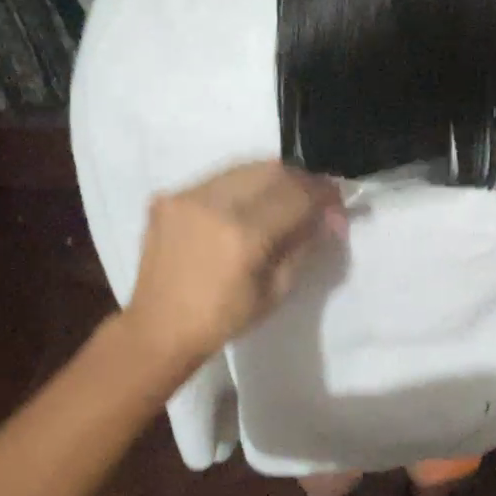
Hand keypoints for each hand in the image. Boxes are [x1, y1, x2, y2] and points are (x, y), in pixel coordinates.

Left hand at [128, 161, 344, 361]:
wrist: (158, 328)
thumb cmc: (223, 319)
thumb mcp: (276, 290)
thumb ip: (303, 245)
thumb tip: (329, 218)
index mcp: (243, 235)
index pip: (296, 194)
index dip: (324, 194)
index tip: (338, 203)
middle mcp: (213, 204)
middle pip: (272, 170)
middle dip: (300, 180)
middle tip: (314, 199)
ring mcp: (186, 196)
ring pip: (243, 168)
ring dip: (271, 179)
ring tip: (282, 199)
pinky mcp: (167, 198)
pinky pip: (215, 180)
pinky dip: (239, 188)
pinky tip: (244, 208)